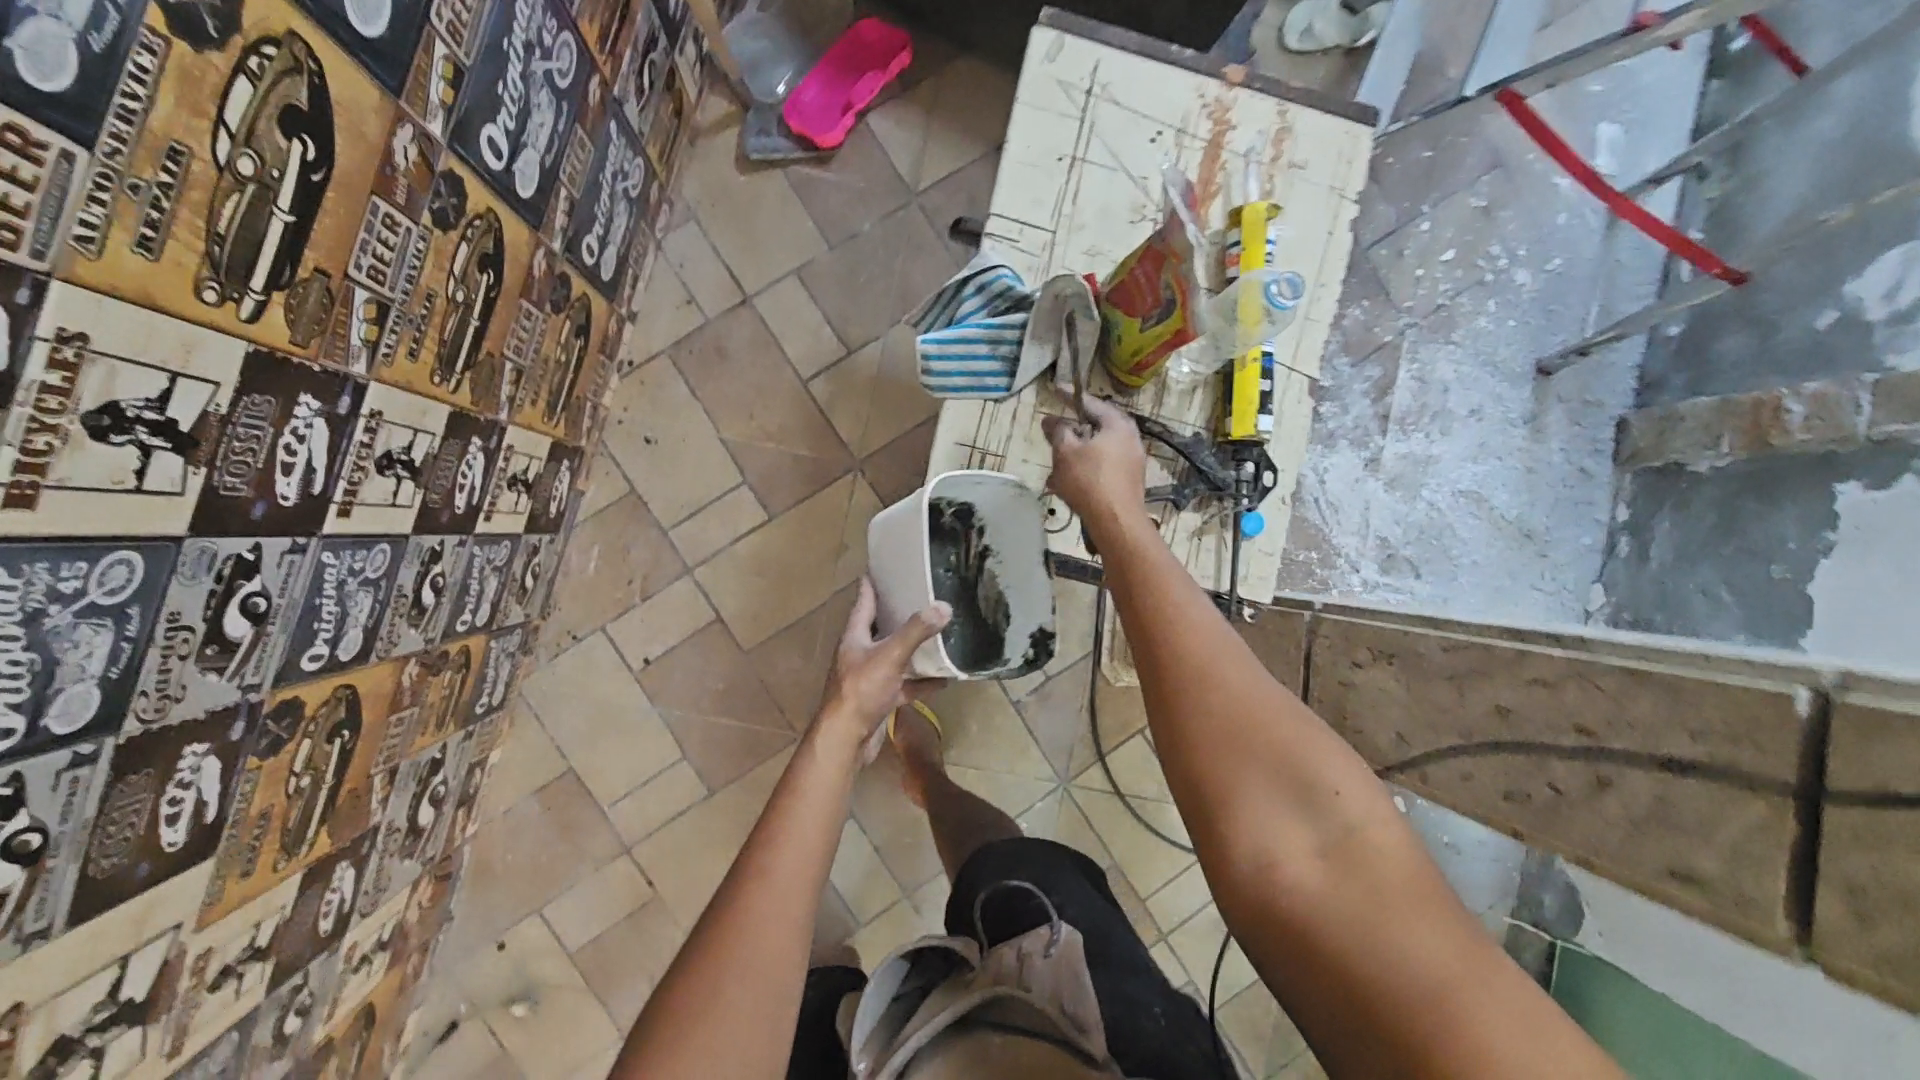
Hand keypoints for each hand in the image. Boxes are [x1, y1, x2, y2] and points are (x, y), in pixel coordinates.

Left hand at [817, 578, 949, 760]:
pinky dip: (921, 682)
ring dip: (913, 649)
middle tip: (921, 597)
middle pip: (880, 627)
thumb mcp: (890, 655)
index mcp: (855, 636)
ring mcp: (869, 677)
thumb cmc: (861, 690)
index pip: (863, 601)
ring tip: (938, 635)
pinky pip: (904, 685)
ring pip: (894, 657)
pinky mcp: (879, 699)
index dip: (872, 584)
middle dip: (898, 614)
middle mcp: (860, 653)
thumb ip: (916, 631)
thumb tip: (943, 606)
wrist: (846, 739)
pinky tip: (942, 680)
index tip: (884, 567)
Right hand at [1042, 395, 1146, 539]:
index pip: (1090, 402)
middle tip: (1054, 431)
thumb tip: (1050, 419)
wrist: (1117, 522)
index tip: (1054, 390)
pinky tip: (1067, 484)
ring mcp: (1132, 461)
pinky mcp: (1129, 481)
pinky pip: (1102, 467)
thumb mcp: (1065, 451)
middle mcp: (1130, 438)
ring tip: (1055, 466)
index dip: (1069, 396)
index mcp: (1117, 424)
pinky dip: (1084, 470)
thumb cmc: (1089, 480)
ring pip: (1097, 450)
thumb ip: (1057, 431)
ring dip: (1075, 455)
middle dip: (1071, 432)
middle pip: (1095, 427)